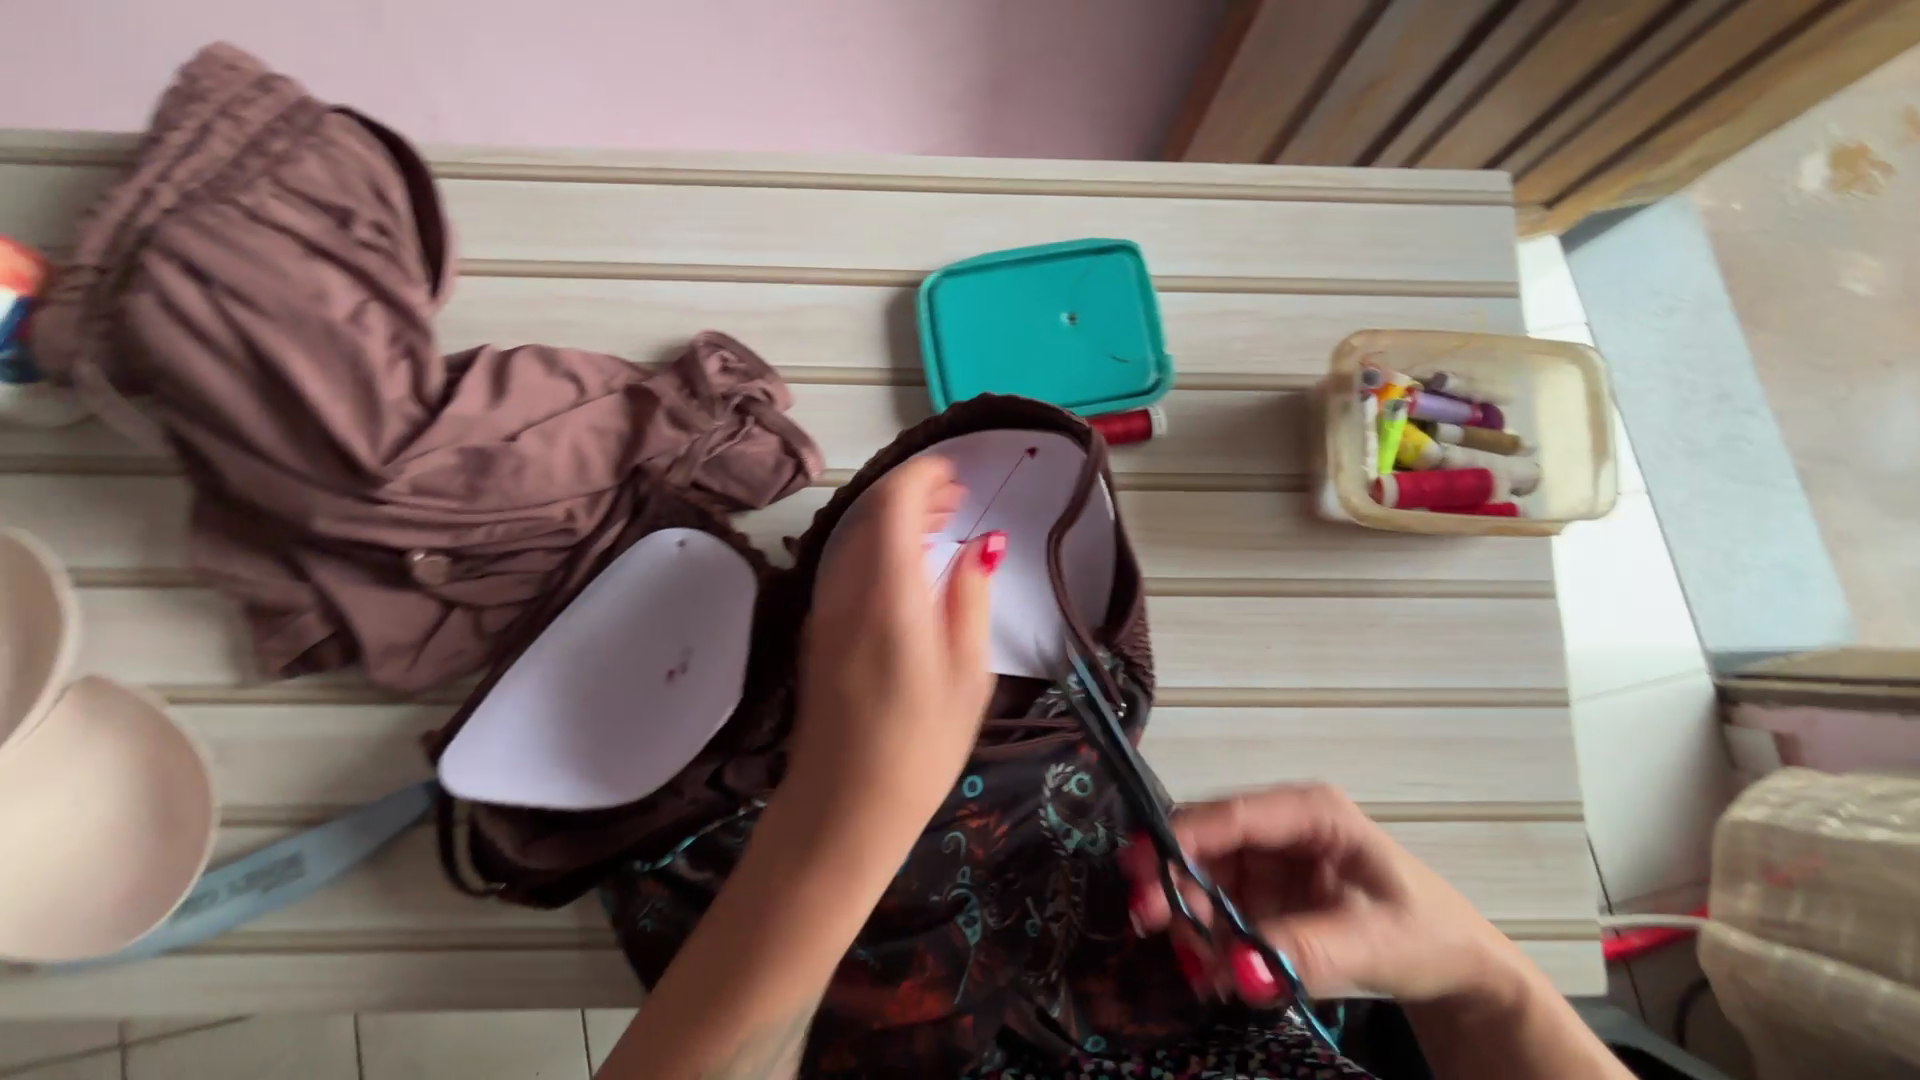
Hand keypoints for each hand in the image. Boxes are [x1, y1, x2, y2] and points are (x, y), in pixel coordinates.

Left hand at [787, 455, 1002, 820]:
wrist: (843, 806)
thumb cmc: (919, 748)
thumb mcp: (967, 674)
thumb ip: (970, 598)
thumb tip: (981, 546)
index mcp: (888, 595)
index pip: (893, 504)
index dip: (923, 476)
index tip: (955, 473)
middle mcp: (845, 591)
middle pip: (869, 513)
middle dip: (912, 493)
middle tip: (955, 498)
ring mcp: (824, 611)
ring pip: (854, 537)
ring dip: (893, 519)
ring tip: (939, 527)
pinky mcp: (817, 632)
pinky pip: (846, 566)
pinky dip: (877, 549)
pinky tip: (908, 569)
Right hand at [1124, 783, 1529, 1006]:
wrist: (1458, 973)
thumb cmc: (1427, 938)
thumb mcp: (1376, 945)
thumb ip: (1305, 952)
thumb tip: (1236, 970)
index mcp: (1311, 813)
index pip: (1235, 815)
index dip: (1183, 837)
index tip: (1141, 869)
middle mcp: (1279, 829)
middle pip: (1207, 843)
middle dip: (1175, 881)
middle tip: (1150, 922)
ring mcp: (1267, 863)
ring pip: (1203, 878)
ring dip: (1190, 919)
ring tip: (1199, 968)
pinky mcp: (1262, 897)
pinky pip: (1217, 911)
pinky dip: (1207, 940)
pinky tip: (1211, 971)